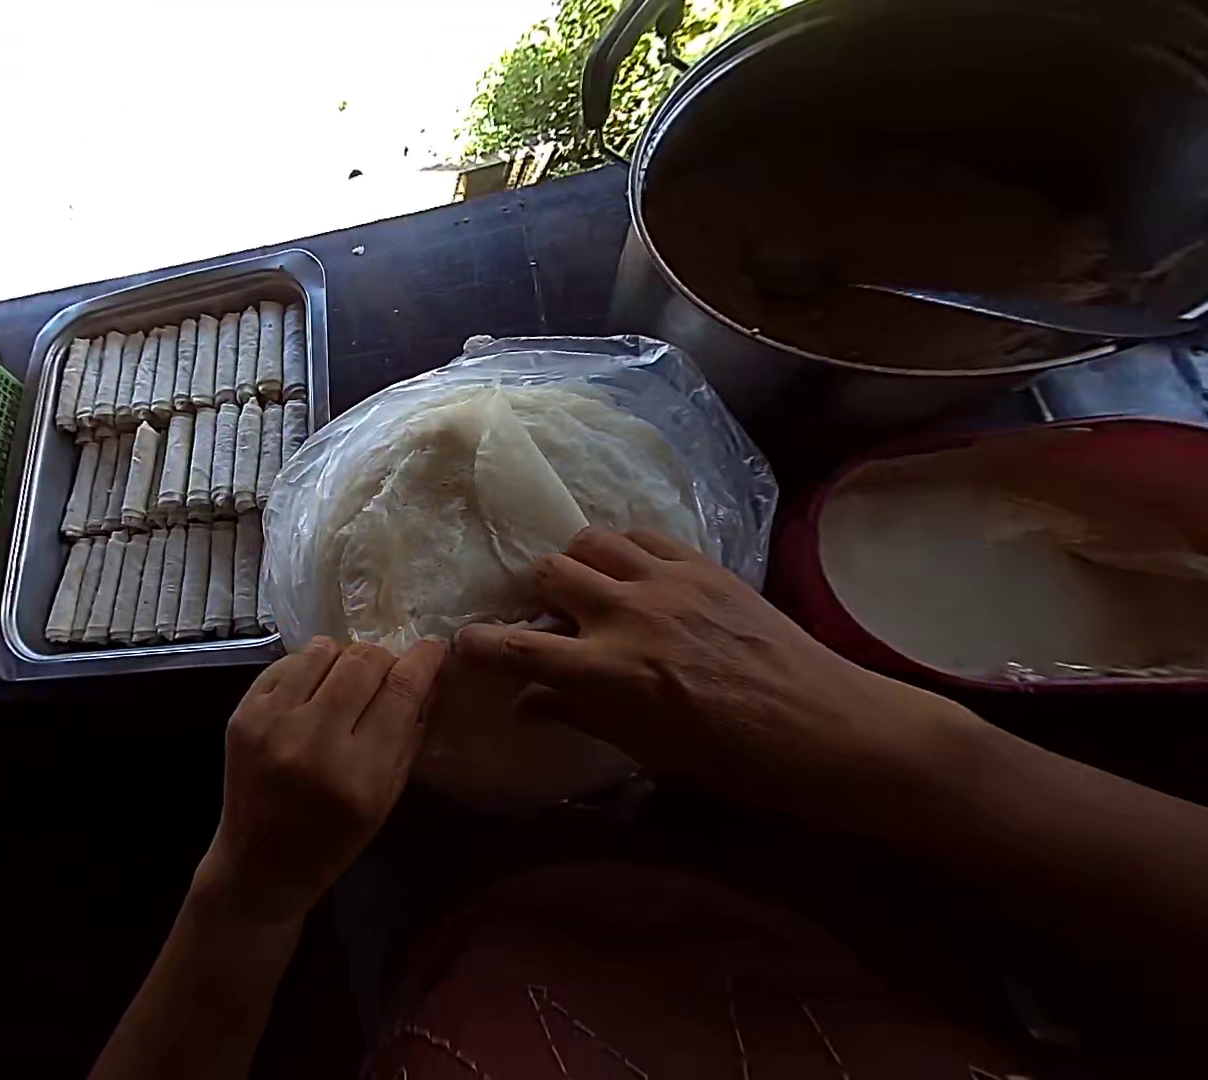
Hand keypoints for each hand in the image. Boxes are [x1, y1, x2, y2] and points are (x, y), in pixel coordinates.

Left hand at [196, 637, 446, 923]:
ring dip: (344, 658)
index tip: (432, 648)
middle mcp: (313, 740)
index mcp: (359, 774)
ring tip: (345, 680)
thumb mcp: (385, 798)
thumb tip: (425, 678)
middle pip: (364, 661)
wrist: (259, 862)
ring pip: (324, 651)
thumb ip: (408, 735)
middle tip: (386, 671)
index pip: (401, 691)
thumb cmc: (332, 839)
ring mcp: (272, 722)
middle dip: (385, 658)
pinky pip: (287, 663)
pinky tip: (312, 690)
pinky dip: (308, 668)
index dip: (423, 661)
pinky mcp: (243, 712)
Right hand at [456, 527, 980, 821]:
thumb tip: (520, 702)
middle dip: (536, 593)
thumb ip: (573, 713)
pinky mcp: (704, 566)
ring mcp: (667, 583)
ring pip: (589, 541)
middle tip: (552, 614)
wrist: (835, 731)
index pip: (516, 648)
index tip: (465, 643)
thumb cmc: (731, 758)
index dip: (478, 644)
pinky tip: (634, 573)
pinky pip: (641, 535)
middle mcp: (627, 616)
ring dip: (577, 564)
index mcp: (608, 672)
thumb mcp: (641, 748)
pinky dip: (623, 550)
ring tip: (591, 586)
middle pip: (547, 572)